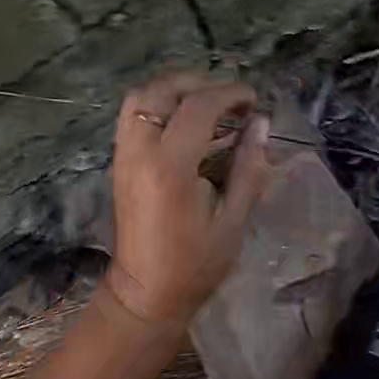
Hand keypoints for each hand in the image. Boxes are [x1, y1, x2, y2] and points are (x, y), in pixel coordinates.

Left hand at [104, 74, 272, 327]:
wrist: (146, 294)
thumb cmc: (195, 265)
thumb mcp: (233, 220)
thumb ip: (249, 167)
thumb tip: (261, 123)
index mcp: (169, 168)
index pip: (198, 107)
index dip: (230, 94)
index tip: (253, 100)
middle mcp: (139, 153)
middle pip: (162, 90)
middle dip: (200, 83)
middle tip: (230, 99)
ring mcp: (123, 156)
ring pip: (140, 98)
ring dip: (174, 89)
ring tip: (207, 102)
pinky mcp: (118, 162)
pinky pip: (132, 115)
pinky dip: (158, 104)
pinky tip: (184, 121)